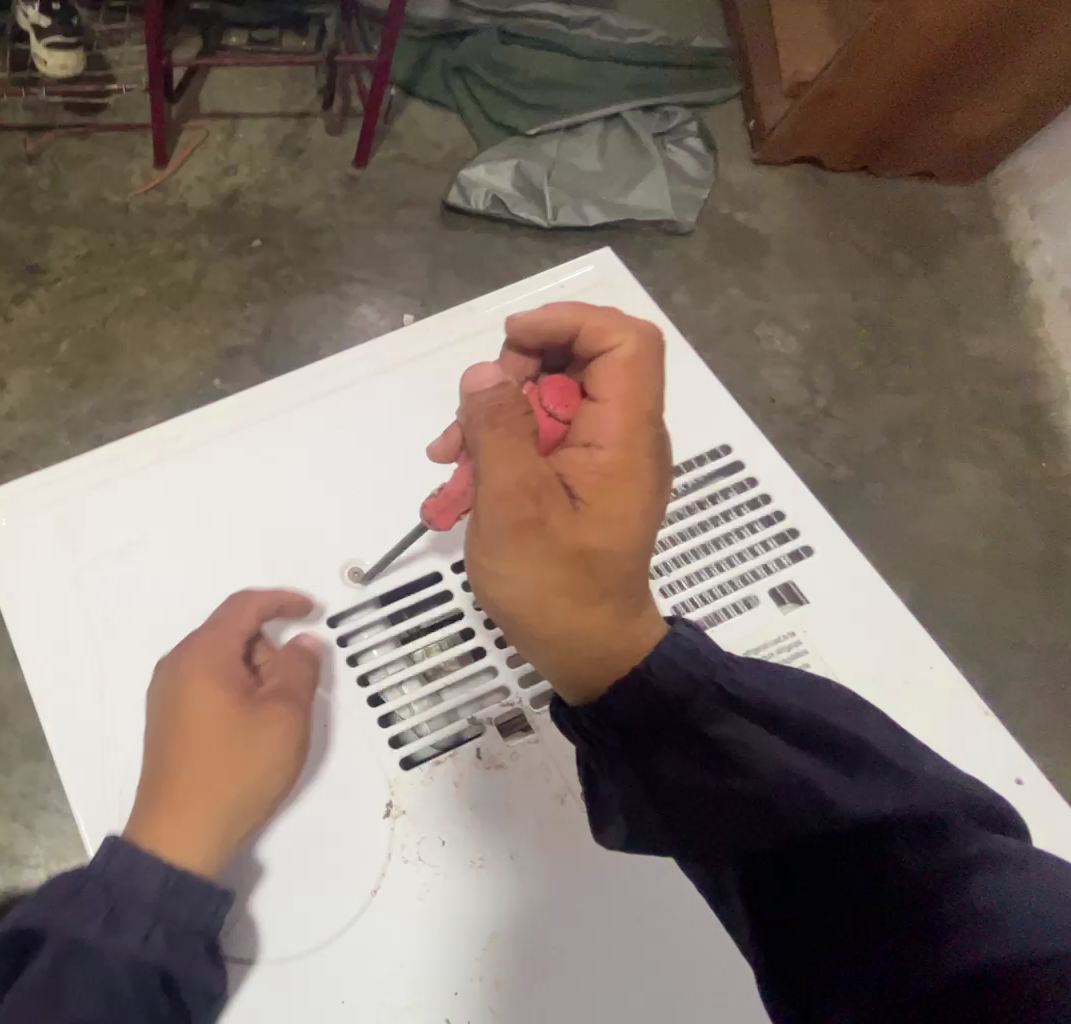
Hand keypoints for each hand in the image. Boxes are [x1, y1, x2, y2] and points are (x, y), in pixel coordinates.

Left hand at [124, 590, 325, 879]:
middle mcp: (177, 663)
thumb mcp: (284, 717)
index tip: (313, 610)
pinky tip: (252, 732)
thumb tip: (302, 642)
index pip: (244, 606)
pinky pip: (208, 686)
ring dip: (256, 677)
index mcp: (202, 652)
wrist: (179, 835)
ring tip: (275, 722)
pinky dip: (237, 694)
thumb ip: (300, 668)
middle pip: (232, 634)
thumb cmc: (235, 771)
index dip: (282, 601)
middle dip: (271, 652)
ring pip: (222, 663)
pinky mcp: (168, 718)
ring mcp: (167, 692)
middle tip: (296, 693)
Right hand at [428, 302, 671, 702]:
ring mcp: (598, 460)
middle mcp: (620, 437)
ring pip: (546, 404)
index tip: (507, 342)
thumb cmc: (552, 586)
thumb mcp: (513, 506)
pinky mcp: (577, 481)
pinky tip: (459, 485)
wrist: (584, 651)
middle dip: (510, 381)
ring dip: (490, 422)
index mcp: (622, 437)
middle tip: (466, 420)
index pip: (622, 341)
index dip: (566, 324)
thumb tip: (484, 372)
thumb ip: (499, 431)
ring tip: (448, 464)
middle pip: (576, 365)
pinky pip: (538, 441)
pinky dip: (496, 451)